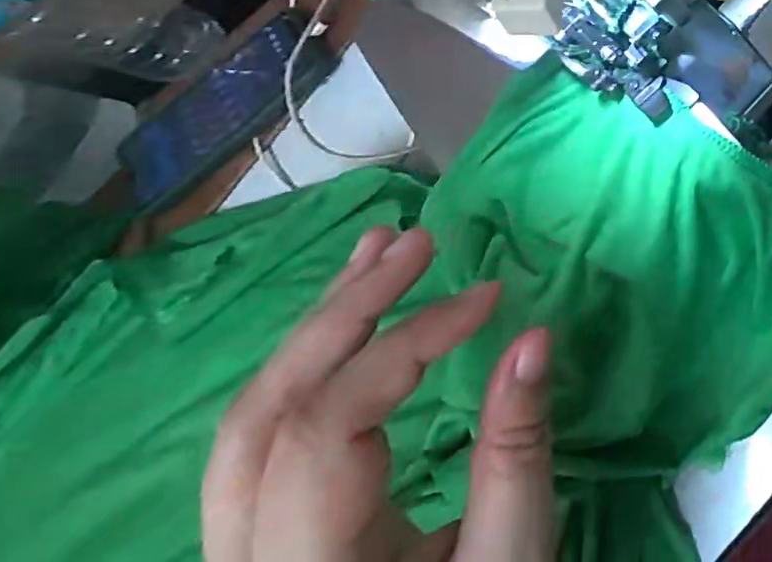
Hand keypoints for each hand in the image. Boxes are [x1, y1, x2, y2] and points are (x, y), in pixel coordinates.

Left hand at [203, 226, 553, 561]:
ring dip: (321, 322)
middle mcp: (243, 560)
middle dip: (347, 308)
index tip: (491, 296)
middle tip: (417, 241)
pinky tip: (355, 312)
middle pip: (267, 409)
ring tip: (380, 251)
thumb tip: (534, 337)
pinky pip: (270, 430)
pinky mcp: (264, 529)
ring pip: (251, 416)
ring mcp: (238, 548)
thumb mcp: (509, 556)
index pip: (333, 423)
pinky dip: (315, 358)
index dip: (412, 340)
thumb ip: (516, 449)